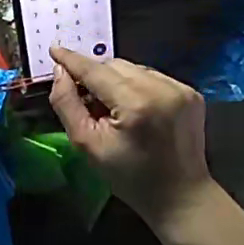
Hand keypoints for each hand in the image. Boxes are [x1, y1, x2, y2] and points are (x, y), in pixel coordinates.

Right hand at [49, 46, 212, 222]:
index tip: (53, 49)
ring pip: (133, 69)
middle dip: (94, 75)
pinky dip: (135, 86)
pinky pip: (151, 77)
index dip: (71, 60)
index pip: (95, 71)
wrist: (180, 195)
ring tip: (109, 107)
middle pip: (114, 65)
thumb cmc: (129, 176)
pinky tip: (132, 108)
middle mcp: (161, 88)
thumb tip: (60, 73)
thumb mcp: (87, 144)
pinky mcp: (190, 92)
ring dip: (114, 80)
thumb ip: (67, 104)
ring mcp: (180, 88)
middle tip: (82, 98)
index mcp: (135, 103)